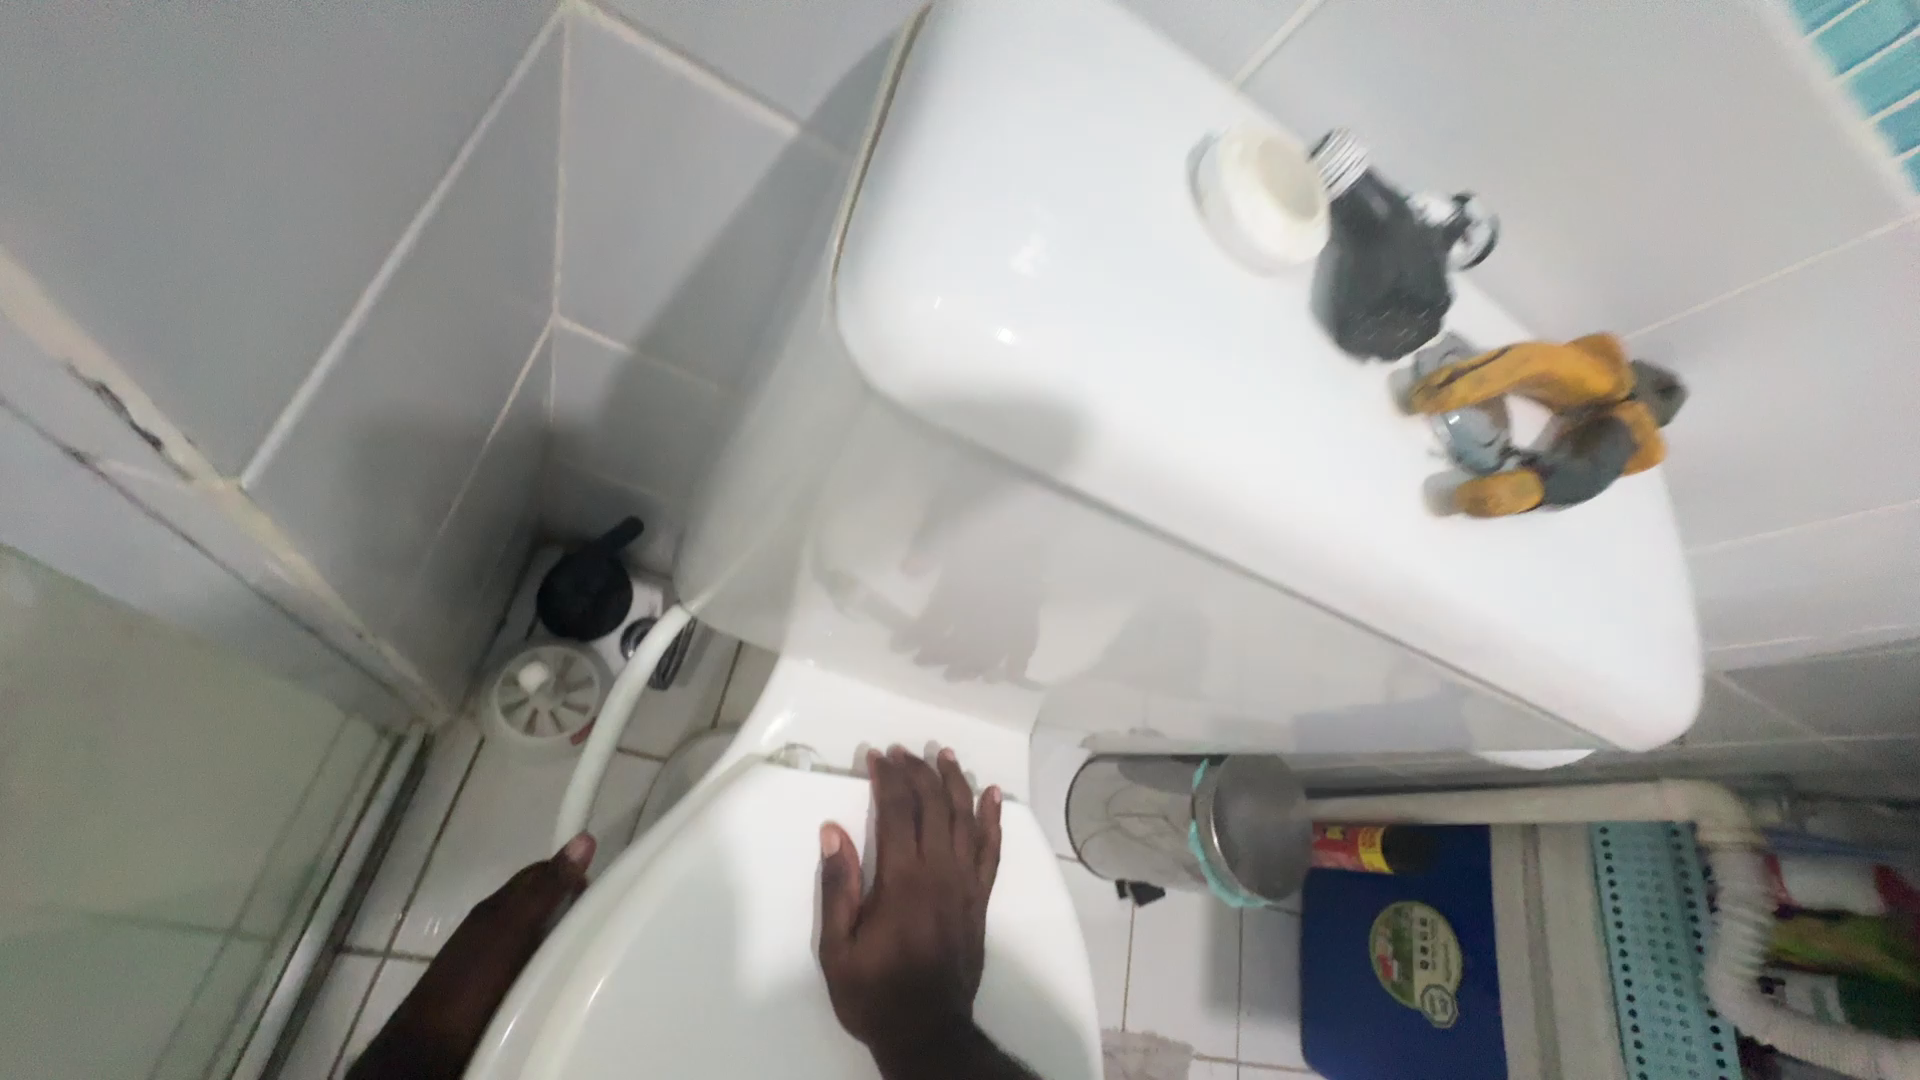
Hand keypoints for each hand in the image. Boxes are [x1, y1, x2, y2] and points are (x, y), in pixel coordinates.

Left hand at [349, 833, 593, 1079]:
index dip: (571, 875)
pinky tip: (562, 983)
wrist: (426, 1052)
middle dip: (570, 910)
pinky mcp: (496, 991)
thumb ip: (546, 888)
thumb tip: (583, 838)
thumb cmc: (472, 982)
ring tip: (584, 956)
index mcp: (497, 907)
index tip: (598, 895)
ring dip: (561, 942)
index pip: (542, 872)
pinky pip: (534, 967)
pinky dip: (550, 970)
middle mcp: (494, 928)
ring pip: (539, 937)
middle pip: (542, 903)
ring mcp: (493, 961)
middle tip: (593, 929)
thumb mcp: (513, 929)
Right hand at [817, 747, 1002, 1056]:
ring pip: (965, 818)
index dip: (888, 778)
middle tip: (902, 752)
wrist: (926, 1030)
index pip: (898, 810)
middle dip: (917, 771)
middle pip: (934, 804)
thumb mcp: (838, 949)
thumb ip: (837, 887)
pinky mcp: (980, 896)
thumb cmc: (875, 991)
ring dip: (955, 782)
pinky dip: (992, 819)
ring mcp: (965, 882)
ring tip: (944, 755)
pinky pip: (991, 849)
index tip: (877, 757)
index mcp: (902, 879)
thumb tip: (832, 831)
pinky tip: (992, 795)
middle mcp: (939, 871)